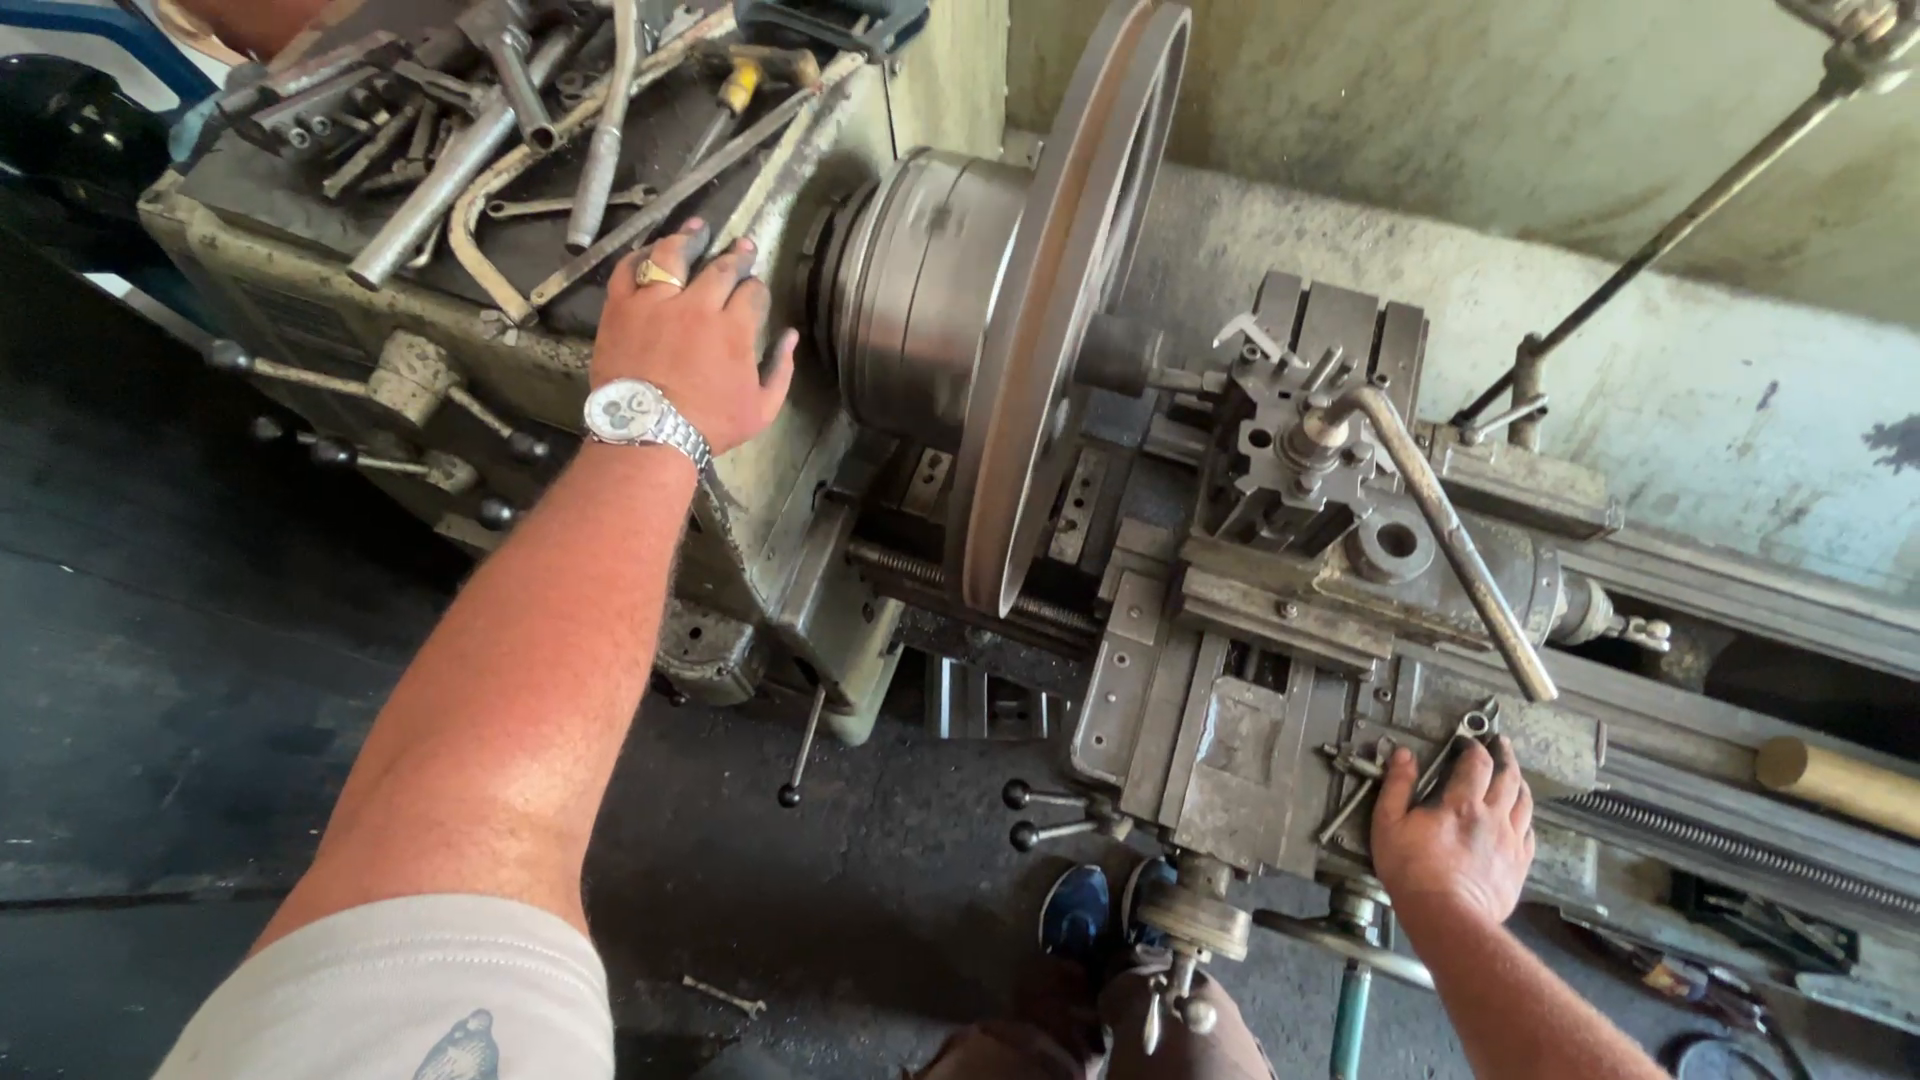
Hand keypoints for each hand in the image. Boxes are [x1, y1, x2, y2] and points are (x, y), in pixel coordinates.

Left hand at [593, 219, 797, 455]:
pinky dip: (641, 256)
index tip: (757, 287)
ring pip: (673, 255)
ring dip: (689, 237)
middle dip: (736, 255)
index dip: (757, 287)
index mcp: (734, 329)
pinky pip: (629, 269)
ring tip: (698, 227)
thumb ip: (781, 369)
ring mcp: (656, 302)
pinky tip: (650, 250)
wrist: (649, 433)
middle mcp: (697, 305)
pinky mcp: (622, 308)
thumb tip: (791, 336)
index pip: (752, 292)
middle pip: (720, 267)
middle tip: (743, 245)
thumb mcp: (762, 408)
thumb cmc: (710, 425)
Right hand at [1370, 735, 1534, 928]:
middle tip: (1500, 744)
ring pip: (1524, 803)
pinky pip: (1529, 833)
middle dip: (1504, 756)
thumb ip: (1398, 785)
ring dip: (1519, 783)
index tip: (1469, 739)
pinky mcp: (1519, 865)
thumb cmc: (1411, 868)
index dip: (1474, 747)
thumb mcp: (1389, 822)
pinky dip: (1525, 816)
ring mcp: (1511, 842)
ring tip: (1514, 773)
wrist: (1446, 915)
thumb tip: (1404, 755)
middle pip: (1508, 778)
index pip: (1476, 765)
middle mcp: (1493, 817)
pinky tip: (1520, 816)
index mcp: (1461, 804)